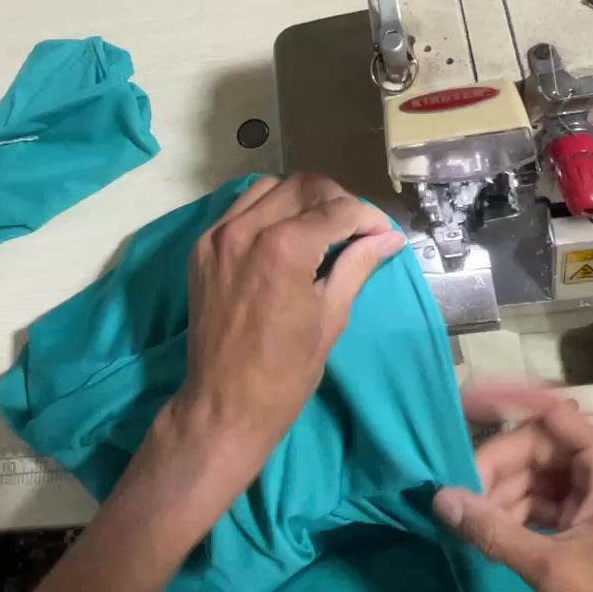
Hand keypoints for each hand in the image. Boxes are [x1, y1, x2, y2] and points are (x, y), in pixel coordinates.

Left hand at [171, 173, 405, 471]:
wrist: (223, 405)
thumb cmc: (286, 372)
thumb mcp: (331, 316)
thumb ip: (358, 265)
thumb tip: (389, 237)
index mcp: (283, 248)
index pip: (337, 210)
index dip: (368, 217)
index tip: (384, 233)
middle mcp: (246, 229)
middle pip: (304, 186)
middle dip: (338, 200)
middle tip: (357, 227)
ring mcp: (218, 235)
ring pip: (270, 187)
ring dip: (302, 199)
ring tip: (322, 226)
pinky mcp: (202, 246)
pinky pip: (241, 207)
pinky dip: (268, 209)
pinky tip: (286, 233)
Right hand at [433, 387, 592, 591]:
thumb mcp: (553, 570)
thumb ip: (493, 530)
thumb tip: (439, 498)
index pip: (550, 412)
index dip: (506, 401)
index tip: (464, 404)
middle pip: (540, 448)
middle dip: (499, 469)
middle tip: (462, 494)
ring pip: (542, 476)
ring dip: (506, 495)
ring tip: (473, 522)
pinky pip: (552, 501)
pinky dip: (522, 513)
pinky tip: (494, 532)